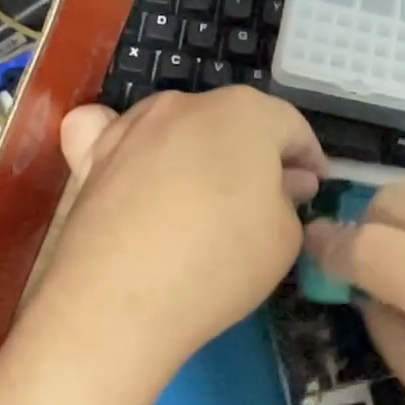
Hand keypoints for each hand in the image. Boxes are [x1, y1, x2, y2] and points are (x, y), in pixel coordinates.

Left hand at [36, 87, 326, 372]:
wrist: (122, 300)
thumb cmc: (221, 262)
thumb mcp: (285, 237)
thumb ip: (289, 198)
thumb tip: (285, 182)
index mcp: (246, 113)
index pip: (291, 127)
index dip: (308, 159)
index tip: (314, 187)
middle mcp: (187, 104)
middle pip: (232, 122)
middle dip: (253, 154)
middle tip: (265, 198)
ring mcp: (133, 126)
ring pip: (177, 126)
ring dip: (196, 150)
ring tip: (202, 194)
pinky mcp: (90, 155)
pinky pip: (107, 131)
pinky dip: (125, 142)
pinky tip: (131, 164)